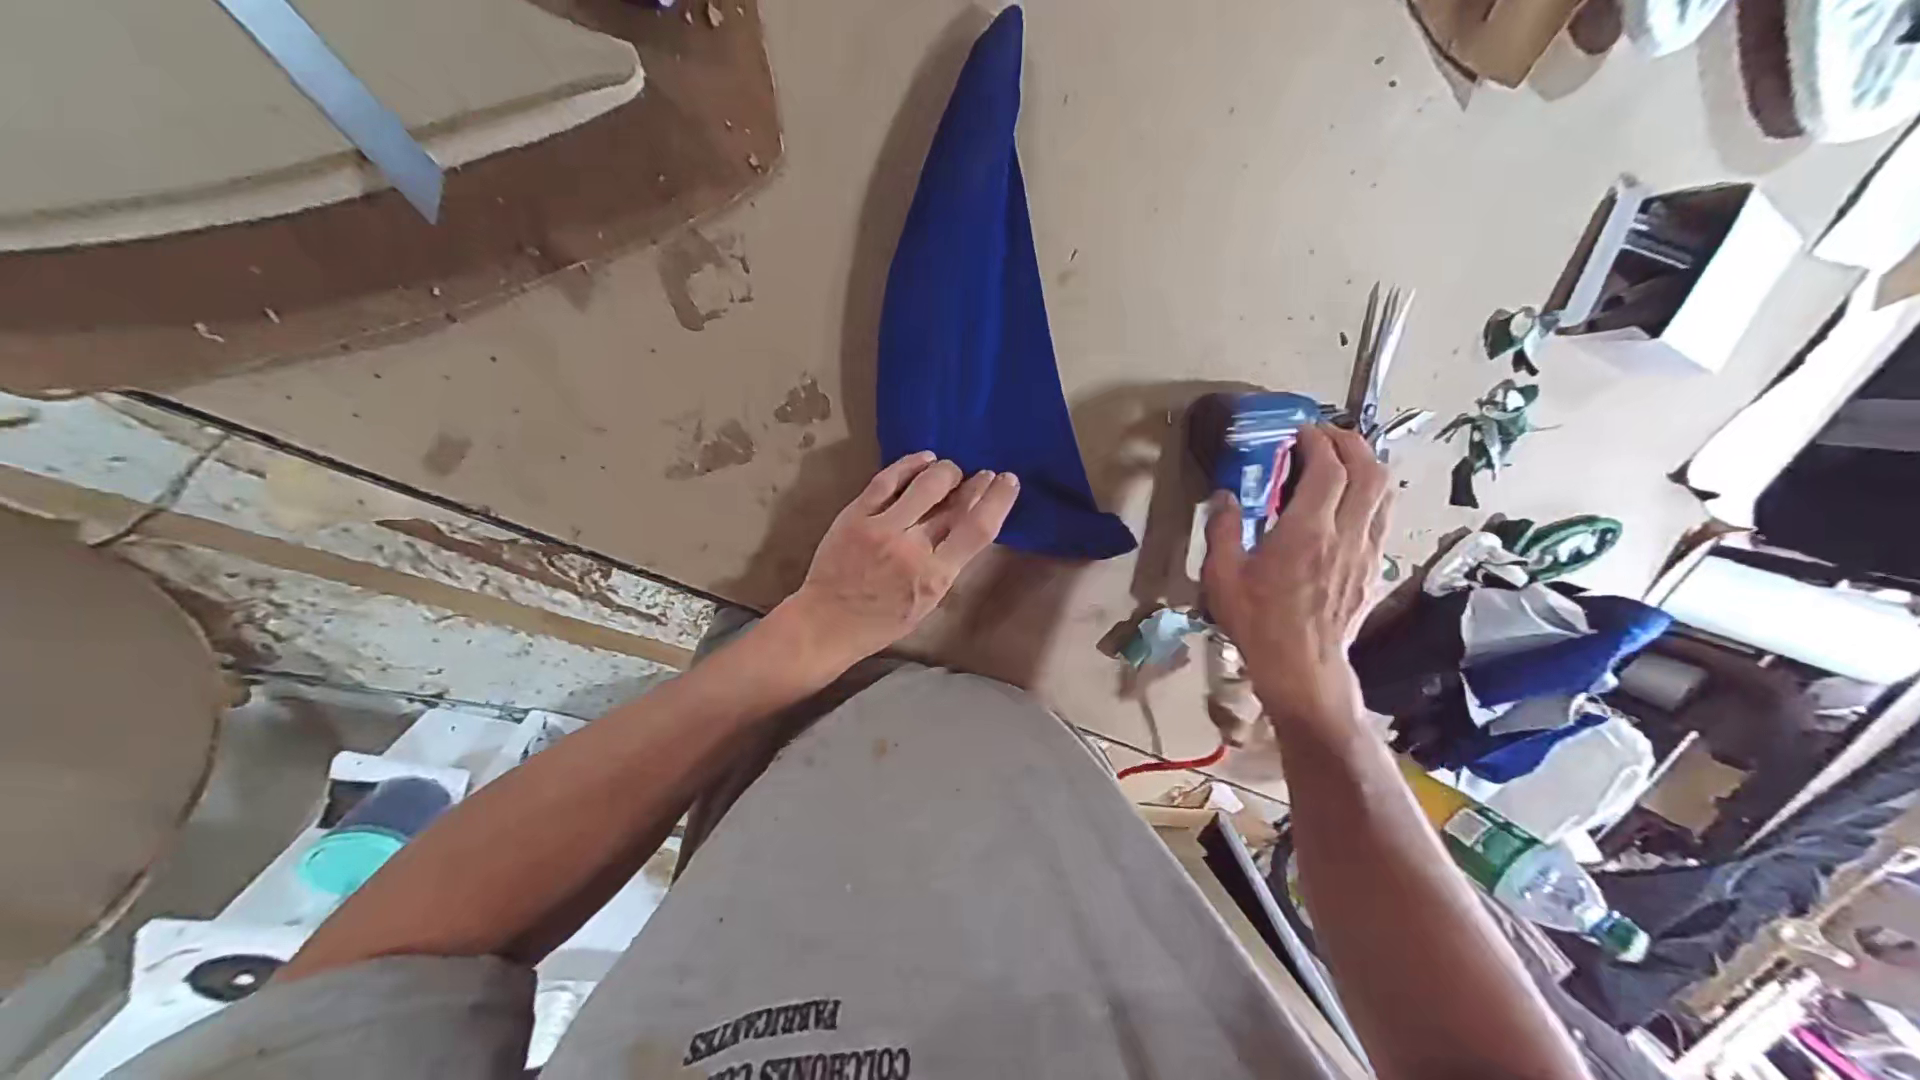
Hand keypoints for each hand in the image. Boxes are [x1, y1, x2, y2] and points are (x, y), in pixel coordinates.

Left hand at [775, 451, 1019, 673]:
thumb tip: (965, 527)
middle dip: (976, 484)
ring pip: (926, 484)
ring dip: (946, 470)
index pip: (978, 529)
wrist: (827, 622)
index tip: (1007, 481)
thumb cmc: (881, 622)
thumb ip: (946, 565)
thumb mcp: (927, 602)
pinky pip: (887, 480)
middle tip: (983, 475)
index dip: (998, 499)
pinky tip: (924, 458)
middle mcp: (913, 548)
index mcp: (935, 576)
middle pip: (955, 503)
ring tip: (950, 470)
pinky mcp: (856, 515)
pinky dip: (910, 464)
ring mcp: (882, 528)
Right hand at [1201, 425, 1391, 738]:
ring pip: (1385, 492)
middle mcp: (1346, 534)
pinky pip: (1384, 517)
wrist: (1302, 666)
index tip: (1300, 432)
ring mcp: (1367, 551)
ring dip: (1368, 465)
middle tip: (1325, 436)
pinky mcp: (1375, 568)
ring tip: (1343, 460)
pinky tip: (1351, 500)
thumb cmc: (1259, 622)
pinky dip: (1372, 494)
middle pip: (1369, 470)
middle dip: (1350, 443)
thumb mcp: (1223, 575)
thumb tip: (1226, 497)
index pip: (1328, 468)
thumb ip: (1223, 529)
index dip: (1317, 441)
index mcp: (1307, 532)